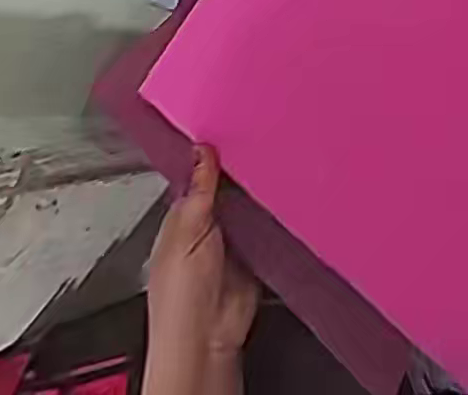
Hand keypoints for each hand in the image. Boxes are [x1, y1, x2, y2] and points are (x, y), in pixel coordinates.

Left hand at [145, 146, 259, 394]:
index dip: (213, 154)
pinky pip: (269, 222)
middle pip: (229, 186)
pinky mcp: (257, 250)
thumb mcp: (187, 231)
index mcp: (183, 217)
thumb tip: (201, 149)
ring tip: (277, 159)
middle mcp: (209, 224)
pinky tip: (286, 194)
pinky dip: (276, 211)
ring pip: (250, 202)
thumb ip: (199, 190)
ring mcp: (234, 237)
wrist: (209, 339)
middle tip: (261, 139)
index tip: (230, 127)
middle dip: (241, 170)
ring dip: (260, 189)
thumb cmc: (182, 296)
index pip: (199, 176)